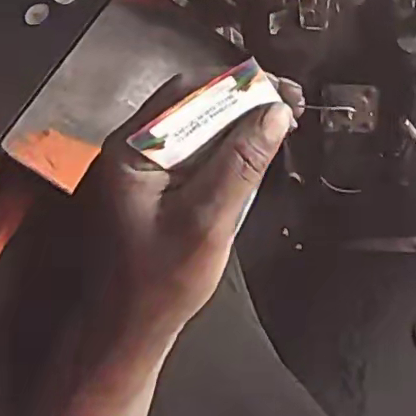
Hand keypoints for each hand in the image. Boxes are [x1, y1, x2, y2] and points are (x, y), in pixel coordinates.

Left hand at [79, 77, 295, 349]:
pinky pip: (197, 144)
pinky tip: (257, 144)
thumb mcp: (207, 221)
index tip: (278, 89)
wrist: (129, 330)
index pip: (189, 94)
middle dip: (244, 98)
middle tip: (287, 102)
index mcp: (132, 150)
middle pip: (193, 101)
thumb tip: (274, 114)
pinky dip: (230, 140)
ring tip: (281, 118)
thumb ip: (241, 164)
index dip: (238, 86)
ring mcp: (144, 162)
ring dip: (240, 117)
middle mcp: (133, 146)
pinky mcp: (158, 178)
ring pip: (198, 121)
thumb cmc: (158, 284)